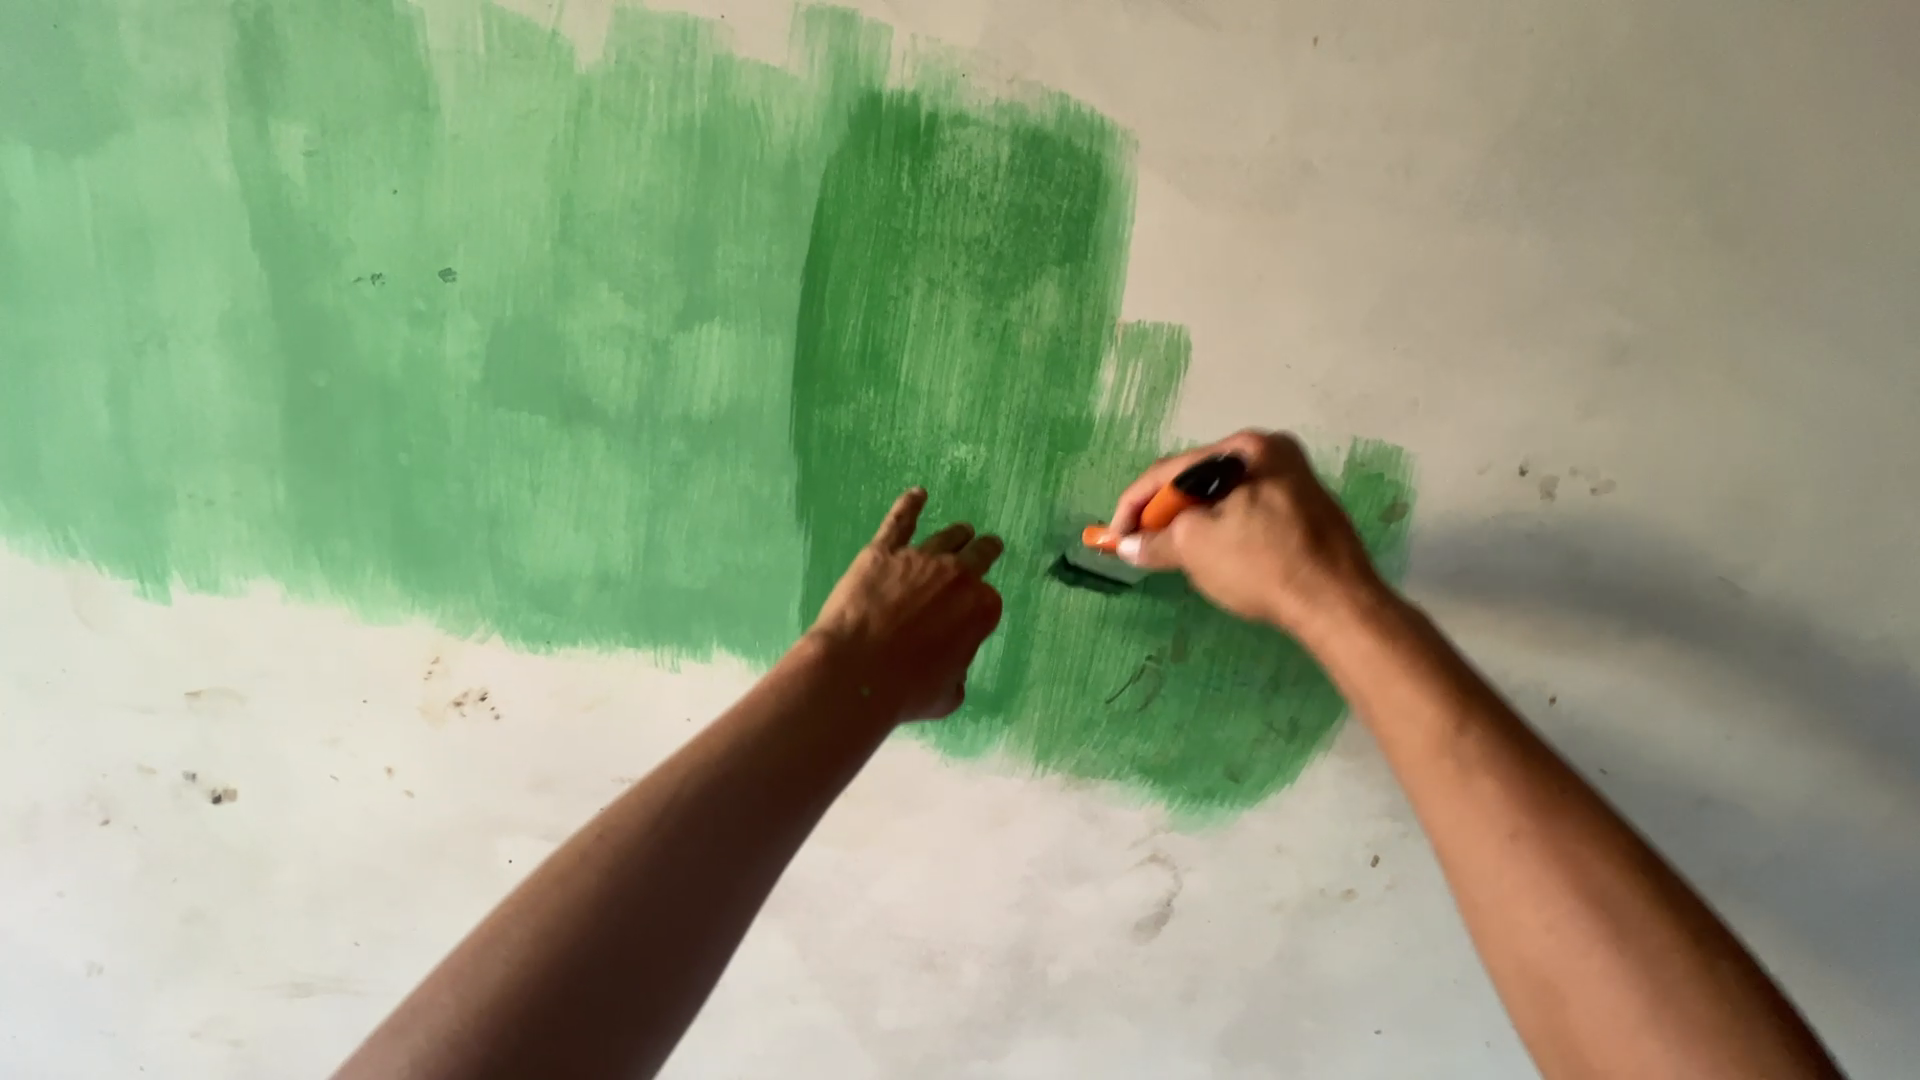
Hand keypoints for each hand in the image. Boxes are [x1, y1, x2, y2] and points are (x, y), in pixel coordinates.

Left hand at [805, 488, 1005, 721]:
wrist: (857, 672)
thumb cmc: (906, 690)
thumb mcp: (948, 693)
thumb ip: (956, 671)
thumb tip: (948, 665)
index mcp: (981, 609)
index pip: (988, 601)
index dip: (977, 609)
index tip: (968, 615)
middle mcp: (958, 576)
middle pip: (979, 555)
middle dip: (984, 551)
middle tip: (988, 547)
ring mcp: (921, 559)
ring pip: (947, 537)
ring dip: (958, 533)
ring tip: (962, 530)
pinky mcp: (883, 552)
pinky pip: (900, 521)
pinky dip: (910, 505)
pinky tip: (917, 494)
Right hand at [1108, 430, 1385, 636]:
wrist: (1338, 603)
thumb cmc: (1261, 564)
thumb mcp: (1194, 547)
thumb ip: (1154, 540)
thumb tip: (1127, 546)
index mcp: (1245, 448)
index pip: (1170, 470)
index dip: (1134, 504)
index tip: (1115, 536)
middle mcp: (1272, 451)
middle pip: (1196, 480)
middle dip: (1164, 512)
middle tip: (1141, 544)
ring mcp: (1294, 479)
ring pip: (1222, 497)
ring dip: (1191, 522)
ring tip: (1172, 553)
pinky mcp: (1305, 509)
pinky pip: (1246, 511)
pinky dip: (1221, 528)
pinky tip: (1214, 554)